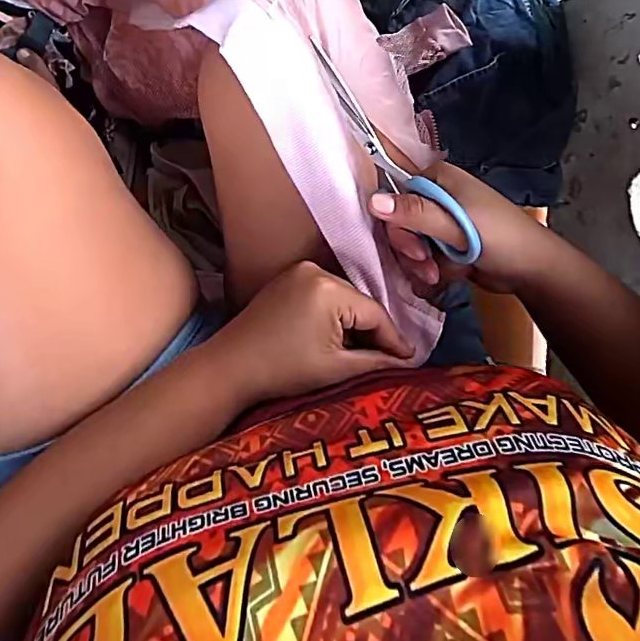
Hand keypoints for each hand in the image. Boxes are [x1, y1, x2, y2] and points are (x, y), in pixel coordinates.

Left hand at [201, 261, 416, 404]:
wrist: (228, 368)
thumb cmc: (281, 370)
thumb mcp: (335, 368)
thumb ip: (376, 360)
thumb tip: (408, 359)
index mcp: (328, 288)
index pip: (375, 312)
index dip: (394, 338)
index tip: (411, 357)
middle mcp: (316, 270)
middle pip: (360, 302)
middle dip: (374, 331)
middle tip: (392, 358)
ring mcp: (300, 271)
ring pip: (344, 298)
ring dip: (355, 322)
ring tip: (366, 351)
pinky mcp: (289, 278)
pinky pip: (325, 294)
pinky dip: (335, 314)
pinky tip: (339, 336)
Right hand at [369, 160, 556, 294]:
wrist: (533, 269)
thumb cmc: (500, 238)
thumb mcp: (456, 225)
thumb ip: (414, 213)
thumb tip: (373, 200)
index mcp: (439, 180)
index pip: (397, 198)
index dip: (399, 227)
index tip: (415, 250)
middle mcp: (438, 198)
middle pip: (401, 226)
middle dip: (412, 252)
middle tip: (429, 268)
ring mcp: (443, 223)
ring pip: (411, 247)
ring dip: (421, 266)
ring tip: (441, 277)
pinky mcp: (448, 246)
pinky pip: (424, 259)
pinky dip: (432, 271)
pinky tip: (447, 278)